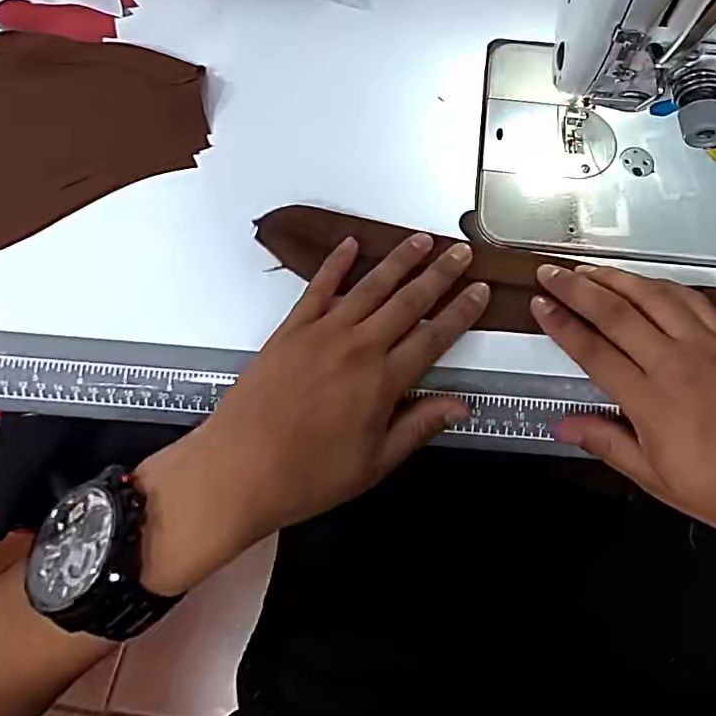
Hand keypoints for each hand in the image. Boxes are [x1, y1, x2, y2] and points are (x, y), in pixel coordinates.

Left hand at [134, 233, 487, 594]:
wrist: (235, 472)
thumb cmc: (306, 476)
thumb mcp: (373, 465)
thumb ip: (418, 427)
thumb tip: (459, 406)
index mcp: (383, 382)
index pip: (434, 336)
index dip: (461, 312)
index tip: (479, 291)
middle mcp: (359, 348)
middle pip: (409, 301)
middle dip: (440, 273)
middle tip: (460, 252)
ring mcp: (323, 333)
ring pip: (371, 286)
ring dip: (400, 260)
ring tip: (421, 239)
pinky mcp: (292, 328)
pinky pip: (319, 287)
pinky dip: (336, 263)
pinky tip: (351, 244)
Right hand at [532, 263, 715, 556]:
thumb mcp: (656, 478)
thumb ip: (607, 442)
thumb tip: (562, 425)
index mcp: (651, 401)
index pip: (593, 351)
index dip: (562, 325)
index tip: (540, 305)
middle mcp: (674, 363)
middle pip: (615, 313)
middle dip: (576, 288)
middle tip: (550, 272)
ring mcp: (705, 347)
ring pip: (651, 297)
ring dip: (615, 277)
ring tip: (587, 268)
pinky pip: (691, 300)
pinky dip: (662, 284)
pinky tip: (646, 281)